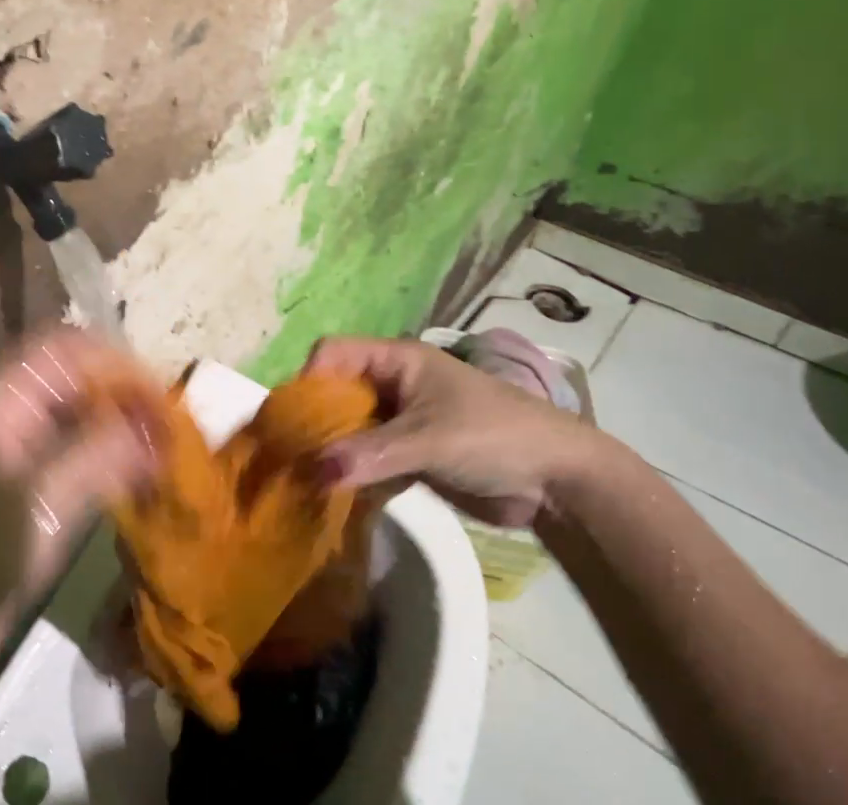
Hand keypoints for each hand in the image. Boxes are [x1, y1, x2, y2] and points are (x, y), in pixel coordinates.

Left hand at [0, 327, 161, 589]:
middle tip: (171, 434)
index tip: (161, 402)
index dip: (115, 364)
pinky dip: (108, 462)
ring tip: (163, 459)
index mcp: (0, 405)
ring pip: (77, 419)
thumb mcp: (38, 506)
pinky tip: (137, 486)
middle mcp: (7, 417)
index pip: (64, 351)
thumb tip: (156, 427)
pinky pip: (74, 457)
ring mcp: (13, 454)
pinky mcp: (22, 491)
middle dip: (124, 397)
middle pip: (73, 381)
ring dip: (120, 429)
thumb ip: (98, 457)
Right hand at [303, 336, 609, 526]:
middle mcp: (392, 385)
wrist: (559, 482)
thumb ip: (369, 454)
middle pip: (333, 392)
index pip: (332, 353)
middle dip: (310, 422)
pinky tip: (332, 495)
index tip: (293, 420)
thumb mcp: (428, 441)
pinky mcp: (408, 455)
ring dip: (327, 452)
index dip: (308, 380)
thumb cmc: (495, 437)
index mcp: (397, 361)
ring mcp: (399, 421)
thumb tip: (311, 471)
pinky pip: (365, 458)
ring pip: (347, 429)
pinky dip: (348, 474)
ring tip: (302, 481)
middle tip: (288, 457)